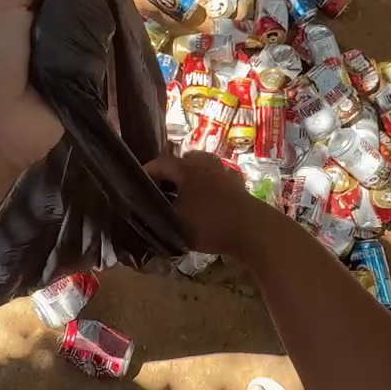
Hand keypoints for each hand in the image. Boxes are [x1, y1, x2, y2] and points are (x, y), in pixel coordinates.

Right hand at [143, 152, 278, 257]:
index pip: (161, 163)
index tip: (137, 182)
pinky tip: (208, 199)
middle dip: (171, 171)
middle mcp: (205, 164)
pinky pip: (219, 179)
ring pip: (203, 167)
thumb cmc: (209, 224)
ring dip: (192, 176)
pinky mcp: (238, 185)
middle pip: (184, 159)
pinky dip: (210, 185)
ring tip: (184, 193)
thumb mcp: (175, 223)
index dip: (147, 171)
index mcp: (187, 169)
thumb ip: (158, 215)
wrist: (253, 229)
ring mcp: (224, 173)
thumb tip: (147, 212)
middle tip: (161, 187)